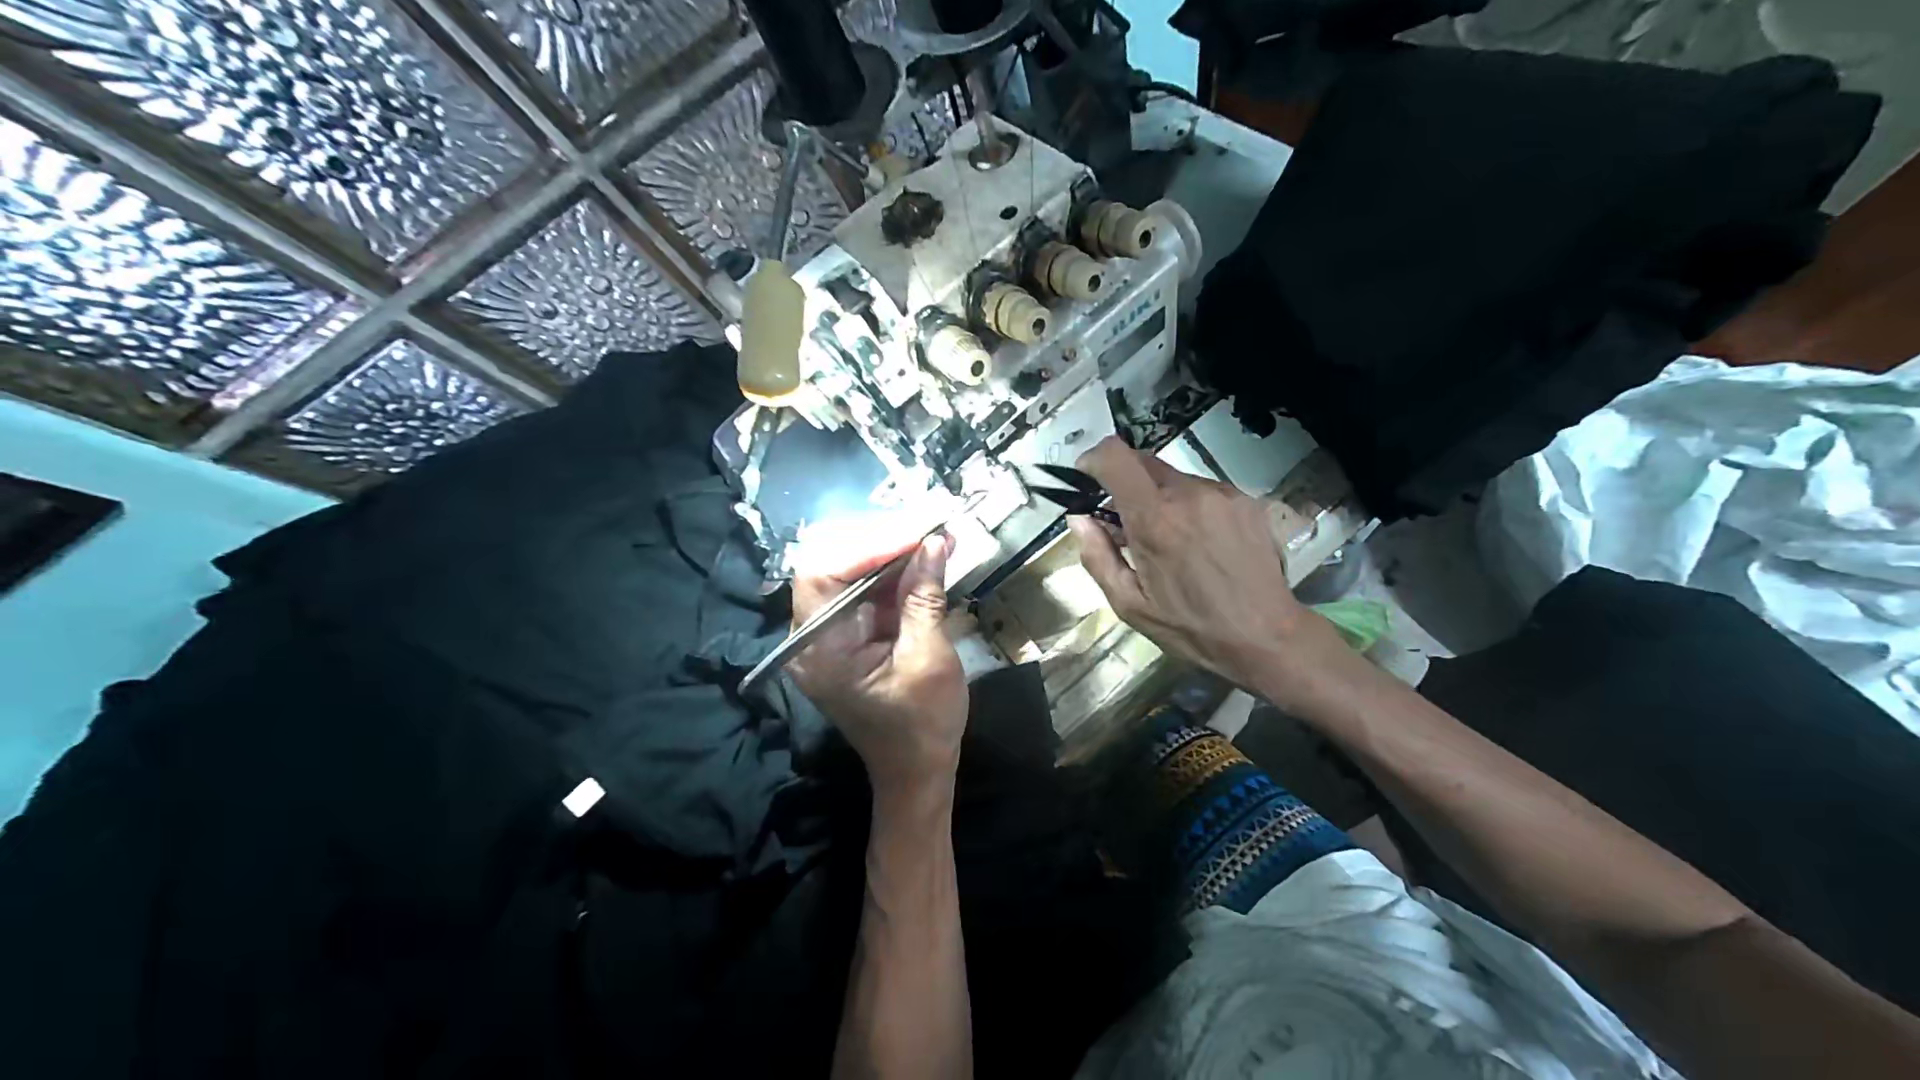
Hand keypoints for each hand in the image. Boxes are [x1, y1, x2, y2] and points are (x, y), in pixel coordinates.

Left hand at [786, 521, 967, 792]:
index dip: (866, 546)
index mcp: (820, 649)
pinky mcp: (847, 634)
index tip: (915, 533)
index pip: (823, 574)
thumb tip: (934, 541)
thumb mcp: (929, 658)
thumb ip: (924, 597)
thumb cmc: (922, 725)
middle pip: (829, 564)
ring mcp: (827, 634)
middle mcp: (811, 636)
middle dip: (878, 540)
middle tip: (925, 526)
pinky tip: (923, 554)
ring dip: (888, 550)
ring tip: (930, 533)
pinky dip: (892, 570)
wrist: (916, 770)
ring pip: (846, 571)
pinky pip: (862, 589)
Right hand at [1068, 437, 1354, 710]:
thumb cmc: (1189, 627)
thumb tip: (1078, 519)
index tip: (1087, 476)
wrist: (1265, 636)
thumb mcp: (1129, 604)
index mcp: (1154, 520)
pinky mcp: (1245, 500)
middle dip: (1125, 483)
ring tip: (1170, 539)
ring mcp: (1222, 494)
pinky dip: (1190, 505)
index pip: (1115, 457)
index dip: (1094, 458)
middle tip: (1125, 520)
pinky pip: (1203, 490)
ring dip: (1160, 497)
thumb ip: (1097, 555)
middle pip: (1143, 462)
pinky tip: (1200, 541)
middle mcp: (1188, 495)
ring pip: (1174, 478)